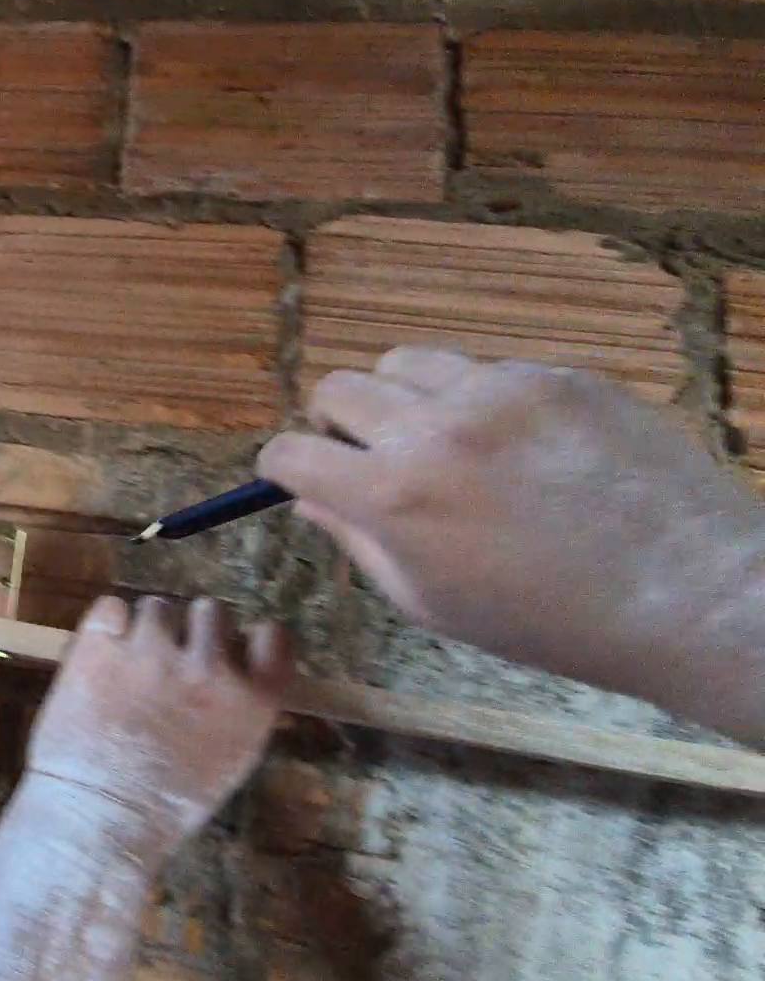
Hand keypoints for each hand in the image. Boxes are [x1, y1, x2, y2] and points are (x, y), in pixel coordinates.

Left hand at [27, 596, 290, 861]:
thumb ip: (236, 706)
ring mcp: (151, 651)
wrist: (99, 809)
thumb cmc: (165, 800)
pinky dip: (105, 624)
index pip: (273, 636)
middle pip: (211, 610)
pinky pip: (110, 607)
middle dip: (191, 629)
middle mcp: (207, 666)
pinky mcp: (100, 644)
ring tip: (128, 662)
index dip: (246, 637)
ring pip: (156, 606)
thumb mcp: (229, 757)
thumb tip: (231, 669)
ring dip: (145, 628)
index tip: (228, 649)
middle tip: (168, 657)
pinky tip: (100, 650)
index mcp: (252, 699)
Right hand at [259, 348, 764, 712]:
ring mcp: (499, 394)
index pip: (287, 451)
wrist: (698, 599)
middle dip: (334, 425)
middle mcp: (431, 430)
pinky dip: (467, 397)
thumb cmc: (540, 618)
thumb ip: (351, 538)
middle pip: (335, 389)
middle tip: (367, 456)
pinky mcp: (559, 378)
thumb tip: (309, 498)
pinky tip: (507, 440)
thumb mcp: (420, 597)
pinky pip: (479, 368)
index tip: (300, 479)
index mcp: (388, 493)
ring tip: (433, 436)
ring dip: (395, 398)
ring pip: (399, 362)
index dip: (281, 467)